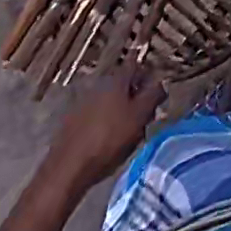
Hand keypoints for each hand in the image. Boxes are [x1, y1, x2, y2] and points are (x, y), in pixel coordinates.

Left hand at [47, 63, 166, 190]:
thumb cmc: (109, 139)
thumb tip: (161, 82)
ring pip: (110, 99)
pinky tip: (107, 140)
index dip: (147, 75)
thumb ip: (153, 96)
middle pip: (123, 83)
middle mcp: (99, 83)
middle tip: (144, 118)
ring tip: (127, 133)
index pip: (135, 64)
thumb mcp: (139, 118)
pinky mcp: (73, 118)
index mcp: (116, 80)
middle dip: (135, 96)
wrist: (69, 166)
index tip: (155, 93)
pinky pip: (97, 113)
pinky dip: (105, 121)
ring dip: (120, 110)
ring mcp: (84, 100)